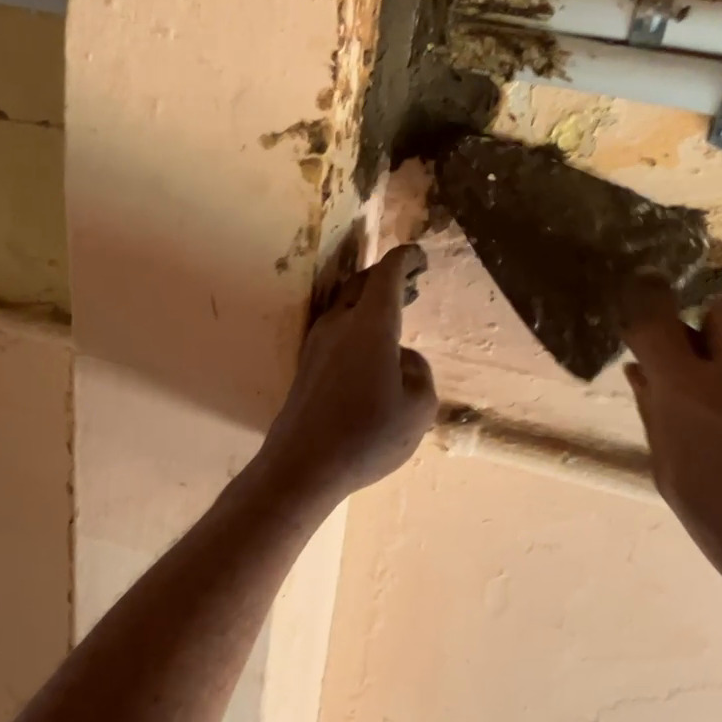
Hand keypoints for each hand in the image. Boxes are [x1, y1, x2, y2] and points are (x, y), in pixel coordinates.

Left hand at [257, 245, 437, 503]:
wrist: (303, 466)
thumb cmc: (367, 436)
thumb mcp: (418, 408)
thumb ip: (418, 372)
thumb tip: (400, 358)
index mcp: (369, 325)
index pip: (387, 275)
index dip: (405, 259)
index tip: (419, 255)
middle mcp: (338, 324)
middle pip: (360, 283)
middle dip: (385, 276)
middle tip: (410, 281)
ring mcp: (316, 345)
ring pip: (344, 307)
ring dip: (368, 302)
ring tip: (393, 315)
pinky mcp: (306, 367)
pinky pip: (335, 331)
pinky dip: (355, 325)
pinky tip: (368, 351)